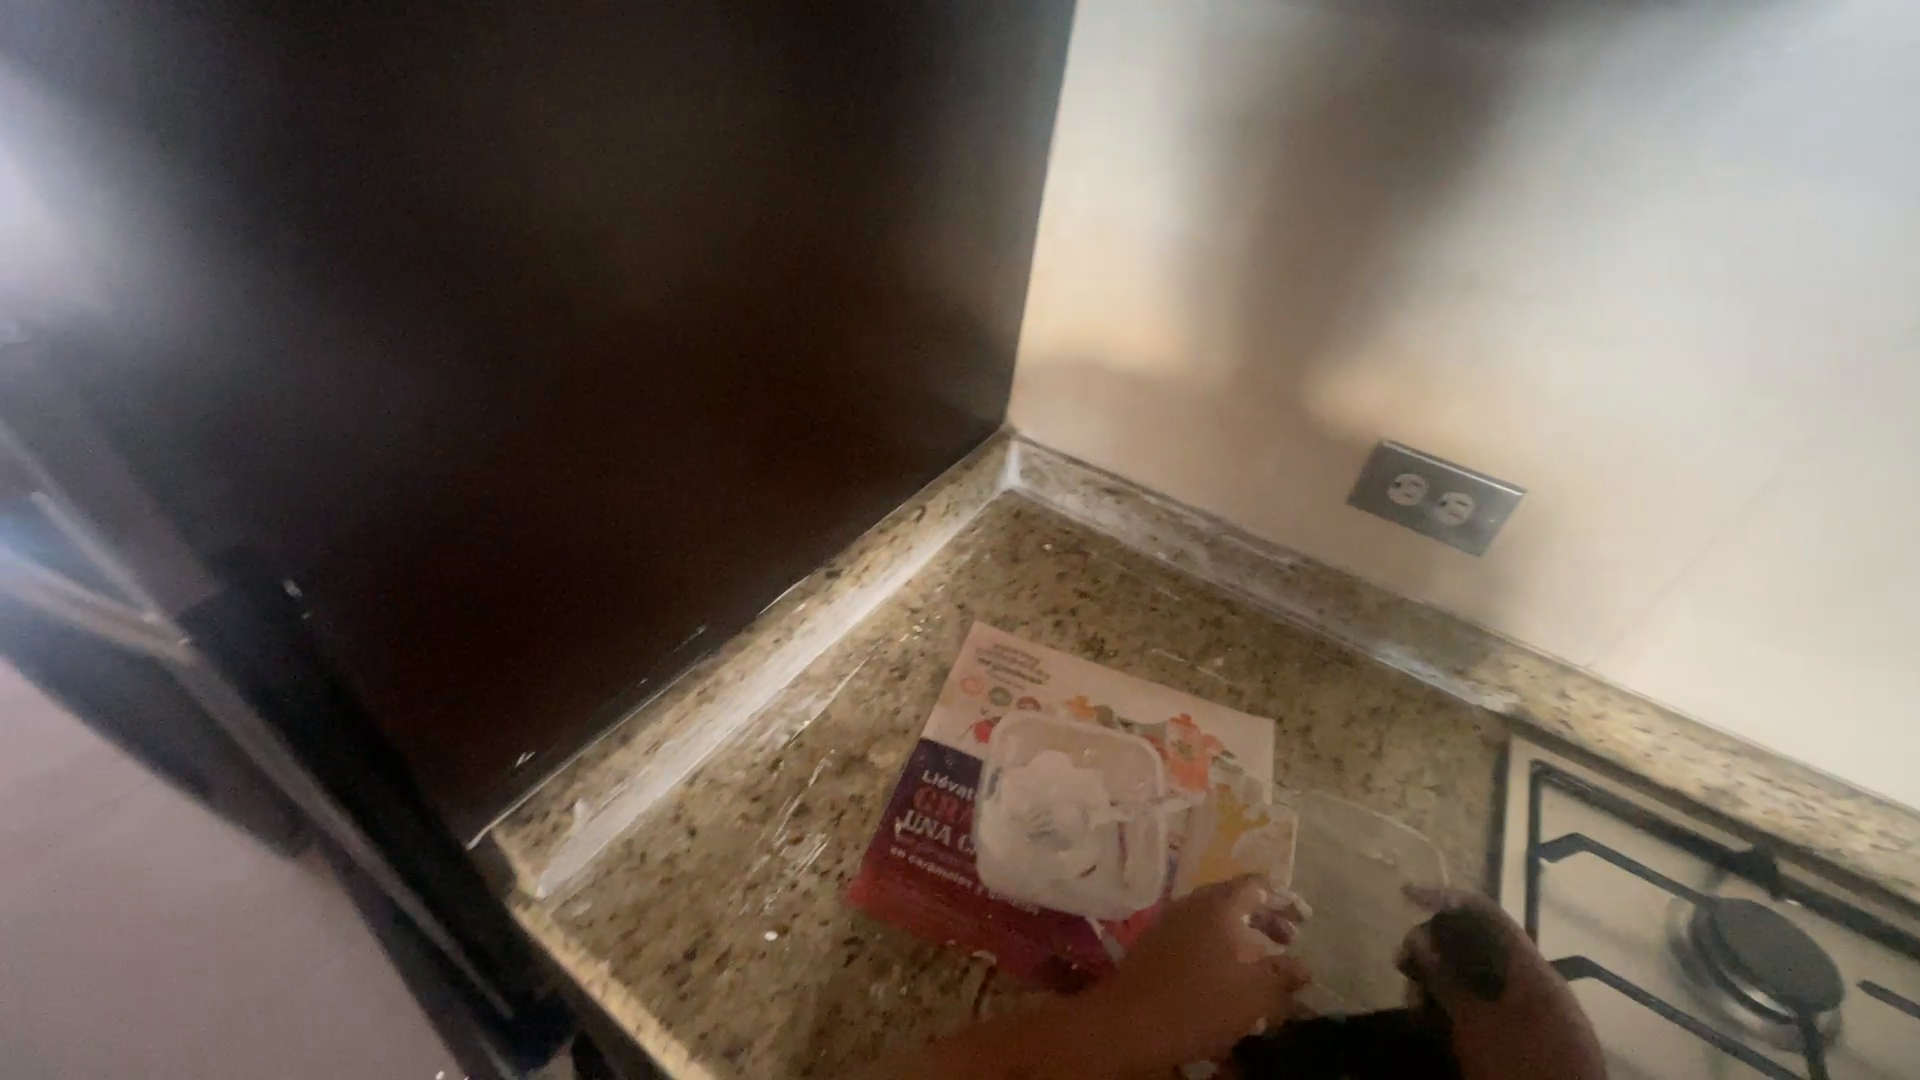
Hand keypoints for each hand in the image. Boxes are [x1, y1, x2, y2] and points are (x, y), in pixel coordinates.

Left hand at [1088, 874, 1311, 1068]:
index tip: (1305, 919)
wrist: (1133, 1018)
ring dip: (1242, 931)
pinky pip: (1196, 930)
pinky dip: (1219, 941)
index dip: (1284, 898)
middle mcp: (1192, 902)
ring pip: (1214, 915)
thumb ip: (1282, 975)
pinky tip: (1228, 970)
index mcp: (1218, 904)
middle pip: (1234, 897)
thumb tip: (1303, 966)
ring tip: (1263, 959)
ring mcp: (1171, 918)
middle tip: (1289, 940)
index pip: (1255, 884)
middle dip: (1265, 916)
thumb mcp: (1253, 993)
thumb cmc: (1200, 1001)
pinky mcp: (1157, 939)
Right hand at [1397, 886, 1606, 1079]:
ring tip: (1412, 990)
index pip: (1487, 913)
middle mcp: (1541, 985)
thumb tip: (1418, 938)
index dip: (1445, 897)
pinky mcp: (1533, 1039)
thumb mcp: (1474, 1024)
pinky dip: (1461, 998)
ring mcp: (1540, 1014)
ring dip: (1445, 973)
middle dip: (1438, 942)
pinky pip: (1491, 1001)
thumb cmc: (1520, 1073)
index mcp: (1535, 973)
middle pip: (1483, 941)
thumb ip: (1445, 977)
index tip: (1406, 896)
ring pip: (1484, 973)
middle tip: (1402, 959)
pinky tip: (1434, 1013)